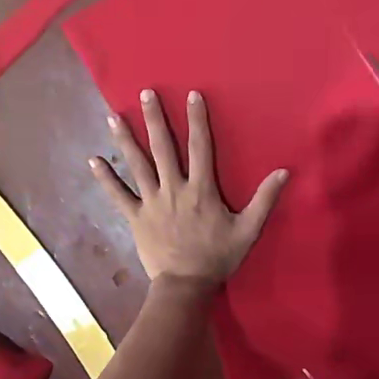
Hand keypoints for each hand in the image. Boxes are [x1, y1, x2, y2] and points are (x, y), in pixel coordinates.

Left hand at [91, 89, 287, 286]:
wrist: (186, 285)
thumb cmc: (219, 256)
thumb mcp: (249, 229)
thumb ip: (265, 199)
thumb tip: (284, 172)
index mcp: (201, 189)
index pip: (201, 147)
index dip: (197, 120)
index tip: (192, 95)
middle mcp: (174, 189)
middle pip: (163, 148)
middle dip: (155, 119)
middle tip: (146, 93)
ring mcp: (152, 202)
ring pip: (137, 165)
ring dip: (125, 139)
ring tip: (113, 116)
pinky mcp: (136, 217)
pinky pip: (118, 195)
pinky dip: (105, 178)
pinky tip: (93, 160)